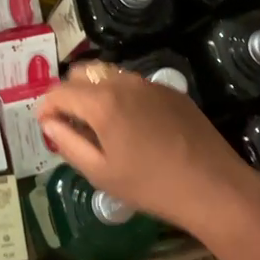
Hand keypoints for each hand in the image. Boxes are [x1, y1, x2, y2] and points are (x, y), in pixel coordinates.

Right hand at [36, 63, 259, 231]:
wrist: (213, 186)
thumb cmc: (151, 185)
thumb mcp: (100, 173)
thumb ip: (68, 144)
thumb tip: (49, 124)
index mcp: (102, 102)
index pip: (59, 91)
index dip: (46, 107)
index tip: (46, 127)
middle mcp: (124, 83)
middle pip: (82, 73)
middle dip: (68, 94)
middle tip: (69, 124)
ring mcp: (150, 84)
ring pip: (109, 76)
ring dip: (94, 93)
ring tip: (98, 125)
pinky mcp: (171, 92)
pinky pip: (134, 85)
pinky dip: (120, 97)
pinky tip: (130, 127)